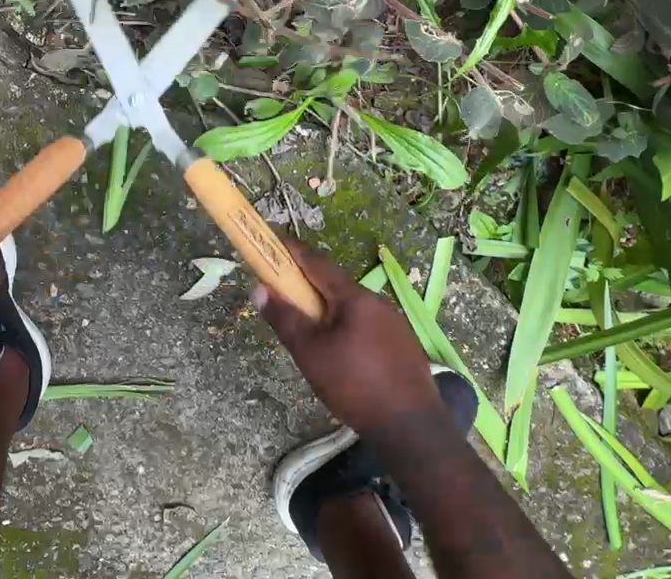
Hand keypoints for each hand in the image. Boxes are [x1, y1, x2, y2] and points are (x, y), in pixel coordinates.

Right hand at [254, 235, 440, 433]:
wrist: (412, 431)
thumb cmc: (354, 385)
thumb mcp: (309, 352)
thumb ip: (283, 317)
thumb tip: (259, 288)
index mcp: (355, 297)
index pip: (317, 262)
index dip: (292, 250)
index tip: (271, 239)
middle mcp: (378, 303)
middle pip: (335, 284)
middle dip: (307, 284)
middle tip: (284, 292)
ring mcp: (396, 324)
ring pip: (352, 307)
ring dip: (327, 308)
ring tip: (309, 329)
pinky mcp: (405, 346)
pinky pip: (367, 325)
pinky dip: (347, 326)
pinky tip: (341, 351)